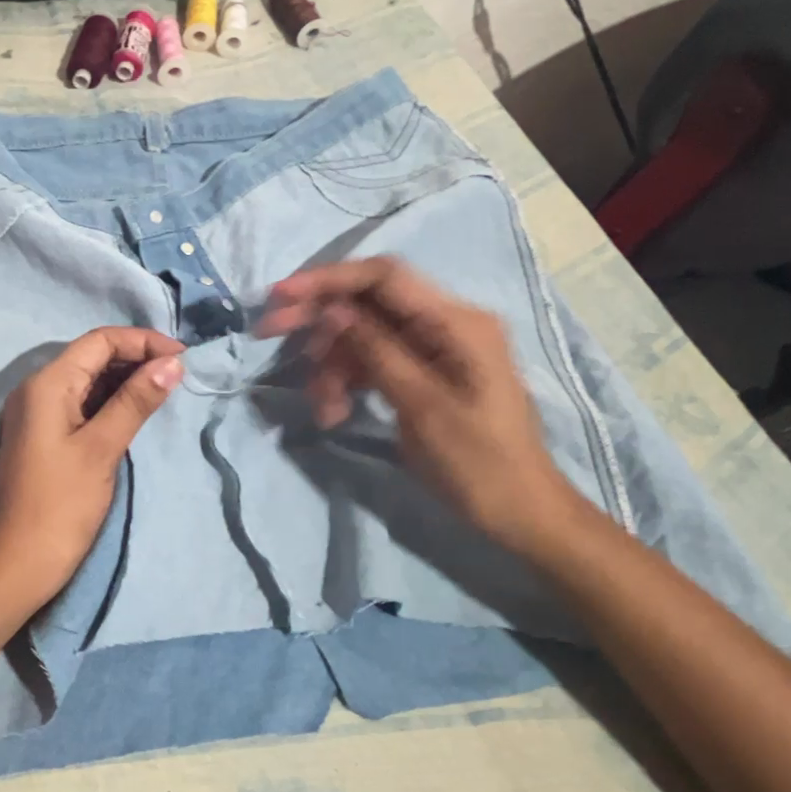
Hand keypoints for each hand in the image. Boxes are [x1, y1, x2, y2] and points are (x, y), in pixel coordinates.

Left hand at [0, 327, 184, 619]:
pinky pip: (82, 403)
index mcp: (46, 383)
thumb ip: (135, 401)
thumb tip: (172, 363)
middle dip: (137, 358)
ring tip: (168, 390)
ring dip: (127, 380)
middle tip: (181, 375)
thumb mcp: (102, 448)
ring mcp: (39, 413)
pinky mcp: (45, 435)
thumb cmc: (60, 505)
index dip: (142, 341)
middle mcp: (38, 388)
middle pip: (93, 356)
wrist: (17, 563)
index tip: (184, 358)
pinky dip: (111, 401)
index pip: (99, 341)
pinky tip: (139, 411)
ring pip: (89, 379)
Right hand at [261, 257, 575, 543]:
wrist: (522, 514)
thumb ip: (377, 351)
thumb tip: (332, 310)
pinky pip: (374, 360)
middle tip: (268, 334)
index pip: (384, 278)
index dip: (327, 280)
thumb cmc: (479, 463)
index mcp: (457, 322)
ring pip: (363, 335)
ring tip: (321, 406)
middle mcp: (446, 323)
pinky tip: (333, 412)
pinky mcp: (424, 372)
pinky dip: (348, 380)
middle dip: (318, 319)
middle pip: (368, 302)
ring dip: (331, 363)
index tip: (279, 297)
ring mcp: (435, 347)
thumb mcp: (422, 406)